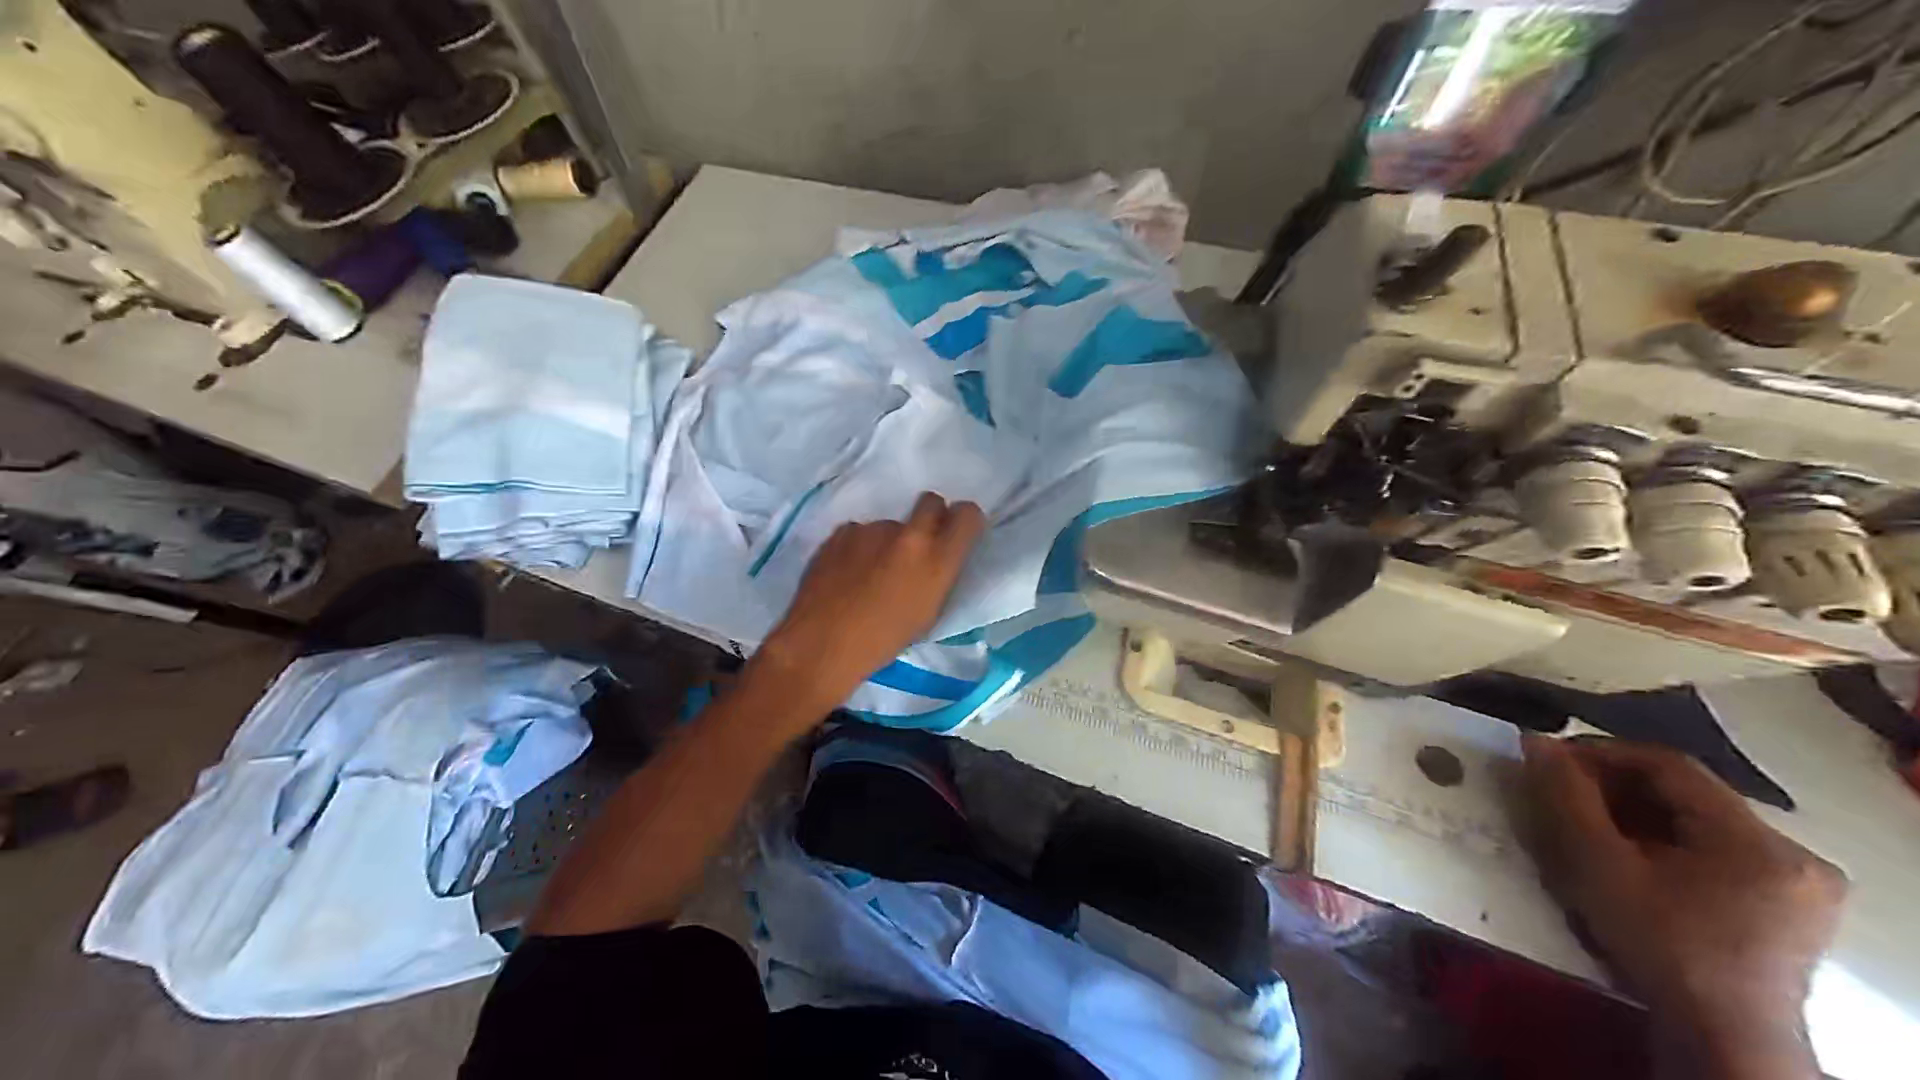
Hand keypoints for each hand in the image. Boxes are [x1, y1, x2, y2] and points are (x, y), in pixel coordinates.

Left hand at [748, 492, 985, 722]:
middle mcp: (909, 536)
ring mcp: (872, 529)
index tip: (957, 533)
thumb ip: (938, 576)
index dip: (964, 520)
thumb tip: (936, 558)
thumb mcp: (928, 612)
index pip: (968, 514)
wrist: (823, 643)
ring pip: (890, 523)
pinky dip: (858, 546)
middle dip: (930, 516)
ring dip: (887, 540)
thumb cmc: (884, 640)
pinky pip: (859, 532)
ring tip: (870, 572)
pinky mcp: (842, 532)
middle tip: (918, 544)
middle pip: (931, 502)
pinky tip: (846, 572)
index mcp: (937, 559)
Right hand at [1522, 736, 1845, 1079]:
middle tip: (1559, 796)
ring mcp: (1799, 888)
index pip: (1669, 765)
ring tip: (1584, 827)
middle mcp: (1795, 855)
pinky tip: (1627, 860)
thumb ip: (1566, 797)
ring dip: (1634, 817)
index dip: (1601, 754)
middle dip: (1614, 789)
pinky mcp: (1789, 912)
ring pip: (1697, 825)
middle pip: (1685, 796)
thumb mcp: (1598, 864)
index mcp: (1759, 841)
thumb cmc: (1659, 945)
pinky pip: (1714, 854)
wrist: (1720, 1041)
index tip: (1550, 761)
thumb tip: (1536, 741)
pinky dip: (1663, 845)